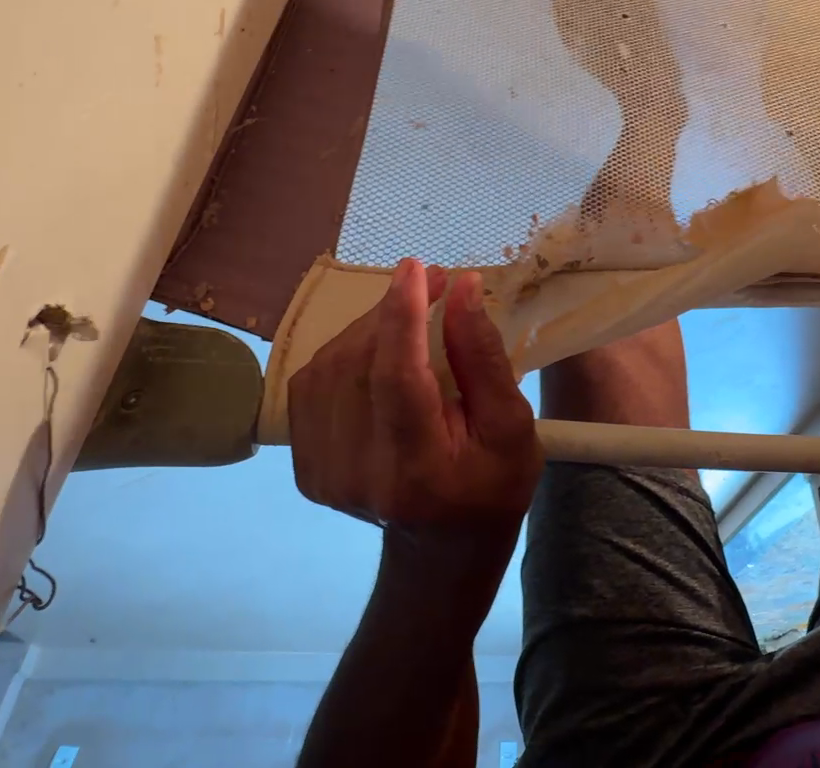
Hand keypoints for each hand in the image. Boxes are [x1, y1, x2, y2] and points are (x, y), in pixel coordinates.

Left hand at [288, 258, 542, 543]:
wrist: (443, 550)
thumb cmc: (492, 486)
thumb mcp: (512, 425)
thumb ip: (484, 358)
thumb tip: (463, 288)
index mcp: (418, 467)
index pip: (397, 377)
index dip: (403, 316)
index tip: (418, 268)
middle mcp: (358, 472)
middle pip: (360, 364)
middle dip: (392, 312)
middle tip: (431, 282)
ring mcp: (323, 473)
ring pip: (330, 368)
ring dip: (368, 328)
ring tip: (409, 316)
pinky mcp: (306, 468)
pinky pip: (313, 386)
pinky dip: (345, 354)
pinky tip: (377, 352)